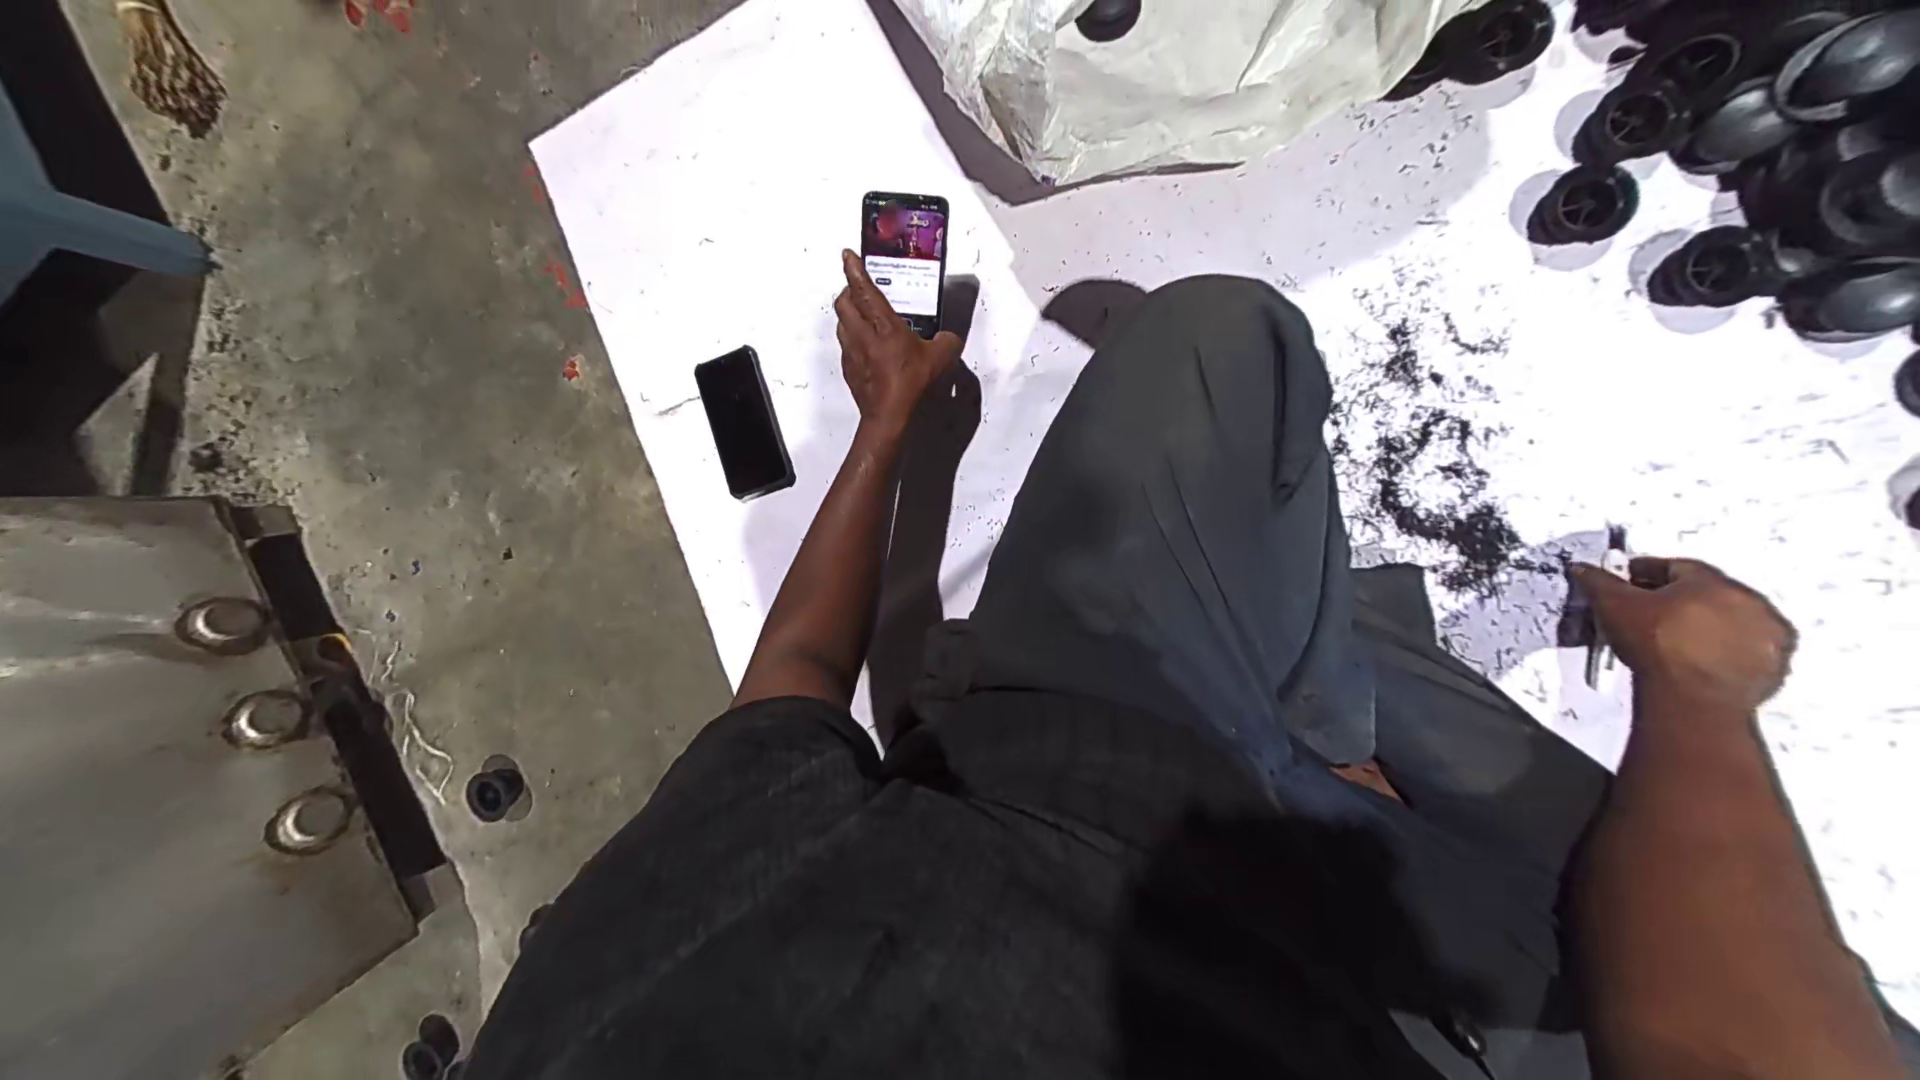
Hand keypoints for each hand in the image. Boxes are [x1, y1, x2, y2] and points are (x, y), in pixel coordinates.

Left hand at [834, 249, 960, 436]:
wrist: (889, 417)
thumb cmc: (910, 385)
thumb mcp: (940, 359)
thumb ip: (947, 342)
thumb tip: (949, 339)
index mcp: (884, 326)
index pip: (864, 290)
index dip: (854, 269)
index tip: (848, 256)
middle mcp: (862, 335)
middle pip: (843, 303)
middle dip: (848, 291)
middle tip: (857, 288)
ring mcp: (852, 354)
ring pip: (841, 324)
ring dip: (848, 315)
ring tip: (860, 314)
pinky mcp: (849, 371)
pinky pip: (846, 347)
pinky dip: (852, 339)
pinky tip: (865, 346)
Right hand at [1570, 557, 1795, 710]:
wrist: (1693, 696)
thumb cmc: (1652, 642)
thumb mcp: (1612, 606)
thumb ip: (1598, 581)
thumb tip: (1582, 567)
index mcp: (1713, 583)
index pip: (1675, 566)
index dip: (1644, 571)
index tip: (1624, 583)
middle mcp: (1752, 601)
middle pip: (1706, 591)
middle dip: (1677, 597)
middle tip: (1646, 610)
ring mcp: (1771, 633)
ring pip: (1730, 617)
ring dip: (1704, 620)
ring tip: (1673, 635)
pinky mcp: (1778, 662)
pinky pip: (1746, 644)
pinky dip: (1723, 644)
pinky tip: (1698, 656)